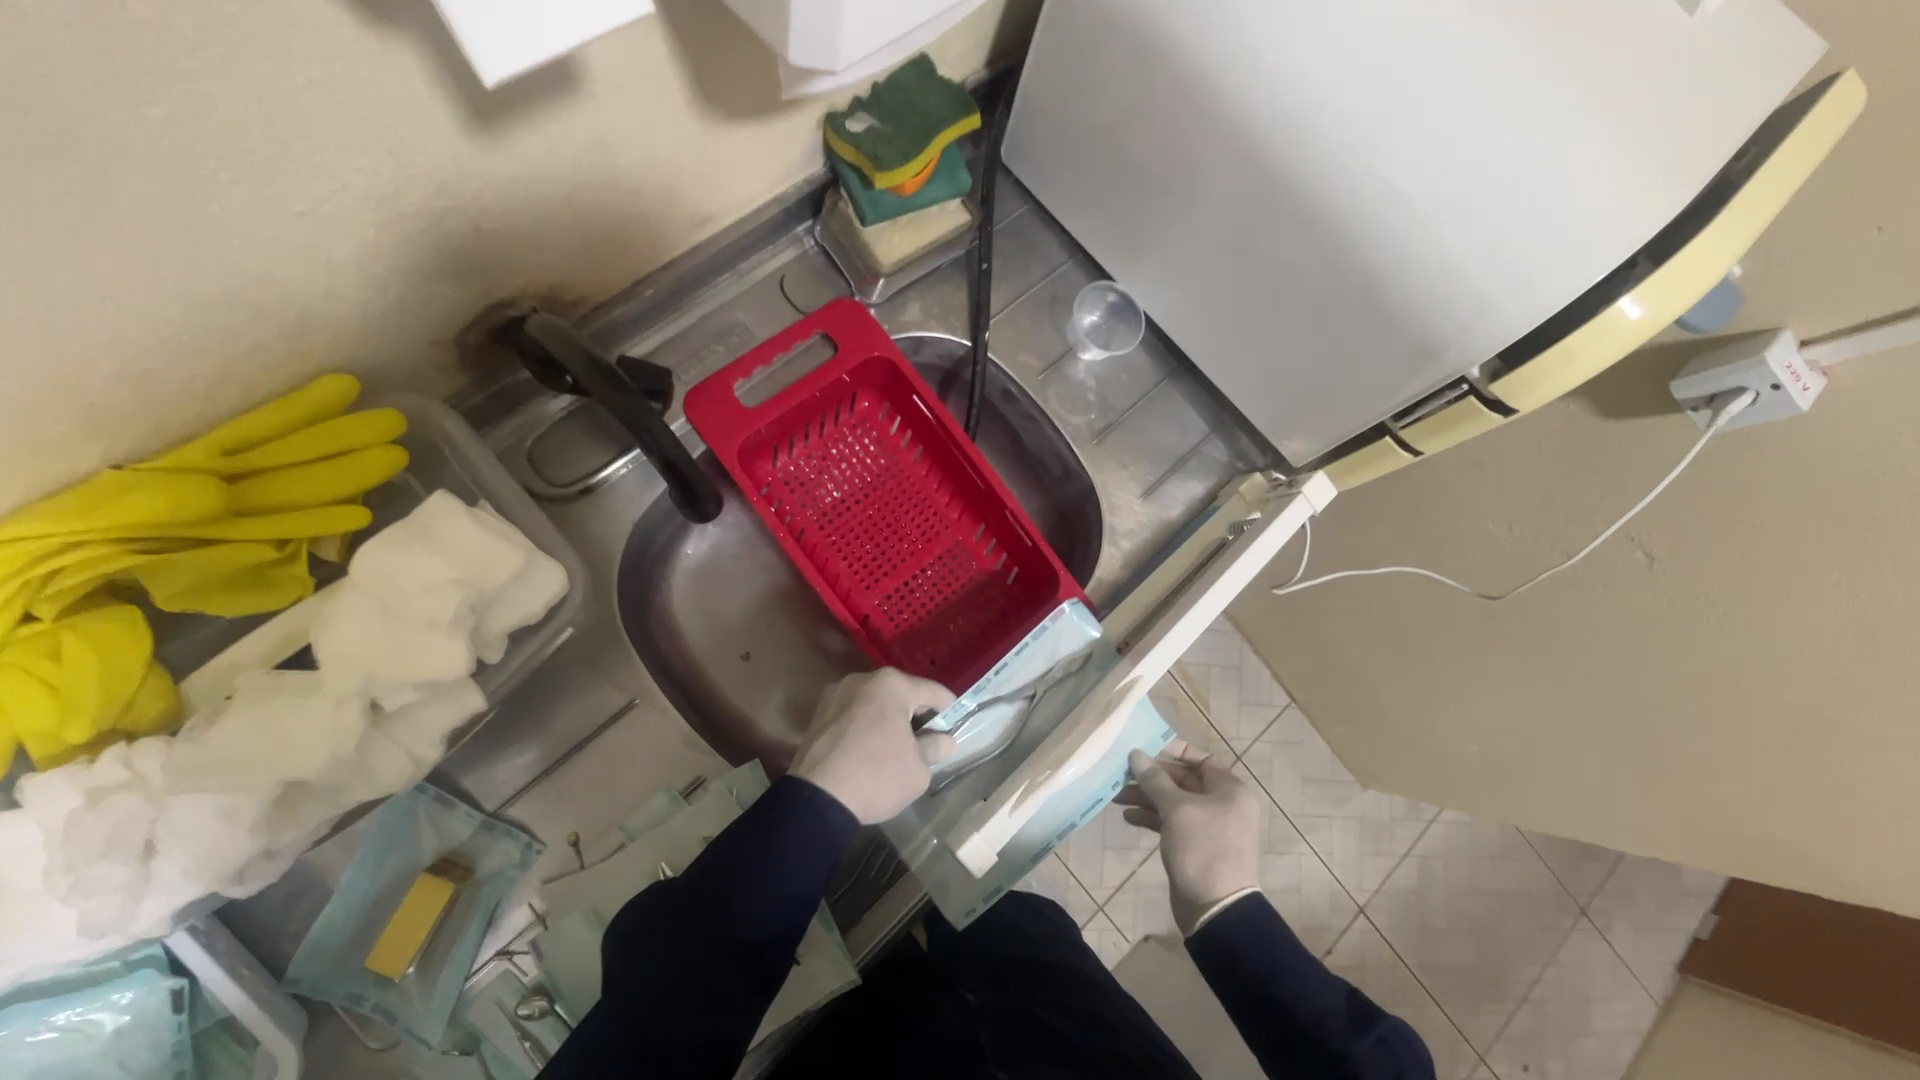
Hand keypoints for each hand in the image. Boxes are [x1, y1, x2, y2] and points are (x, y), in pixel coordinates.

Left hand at [790, 669, 957, 823]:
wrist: (818, 799)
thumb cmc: (877, 776)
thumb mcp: (919, 768)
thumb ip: (935, 748)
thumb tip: (944, 740)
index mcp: (891, 685)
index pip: (933, 692)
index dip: (950, 711)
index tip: (955, 729)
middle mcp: (862, 680)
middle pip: (901, 694)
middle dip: (916, 716)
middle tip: (926, 744)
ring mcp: (835, 694)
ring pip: (875, 704)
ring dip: (888, 721)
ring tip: (896, 750)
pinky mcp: (817, 714)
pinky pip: (853, 716)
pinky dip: (865, 728)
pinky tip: (869, 752)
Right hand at [1117, 741, 1262, 935]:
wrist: (1216, 908)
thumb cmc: (1203, 849)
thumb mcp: (1177, 810)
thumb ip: (1155, 780)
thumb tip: (1135, 754)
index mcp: (1230, 790)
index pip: (1200, 759)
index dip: (1173, 751)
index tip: (1144, 749)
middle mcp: (1222, 804)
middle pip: (1183, 781)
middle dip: (1152, 778)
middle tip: (1122, 774)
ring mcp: (1208, 826)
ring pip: (1174, 802)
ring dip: (1147, 797)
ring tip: (1117, 797)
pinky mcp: (1194, 845)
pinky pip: (1171, 822)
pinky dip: (1151, 817)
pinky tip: (1129, 817)